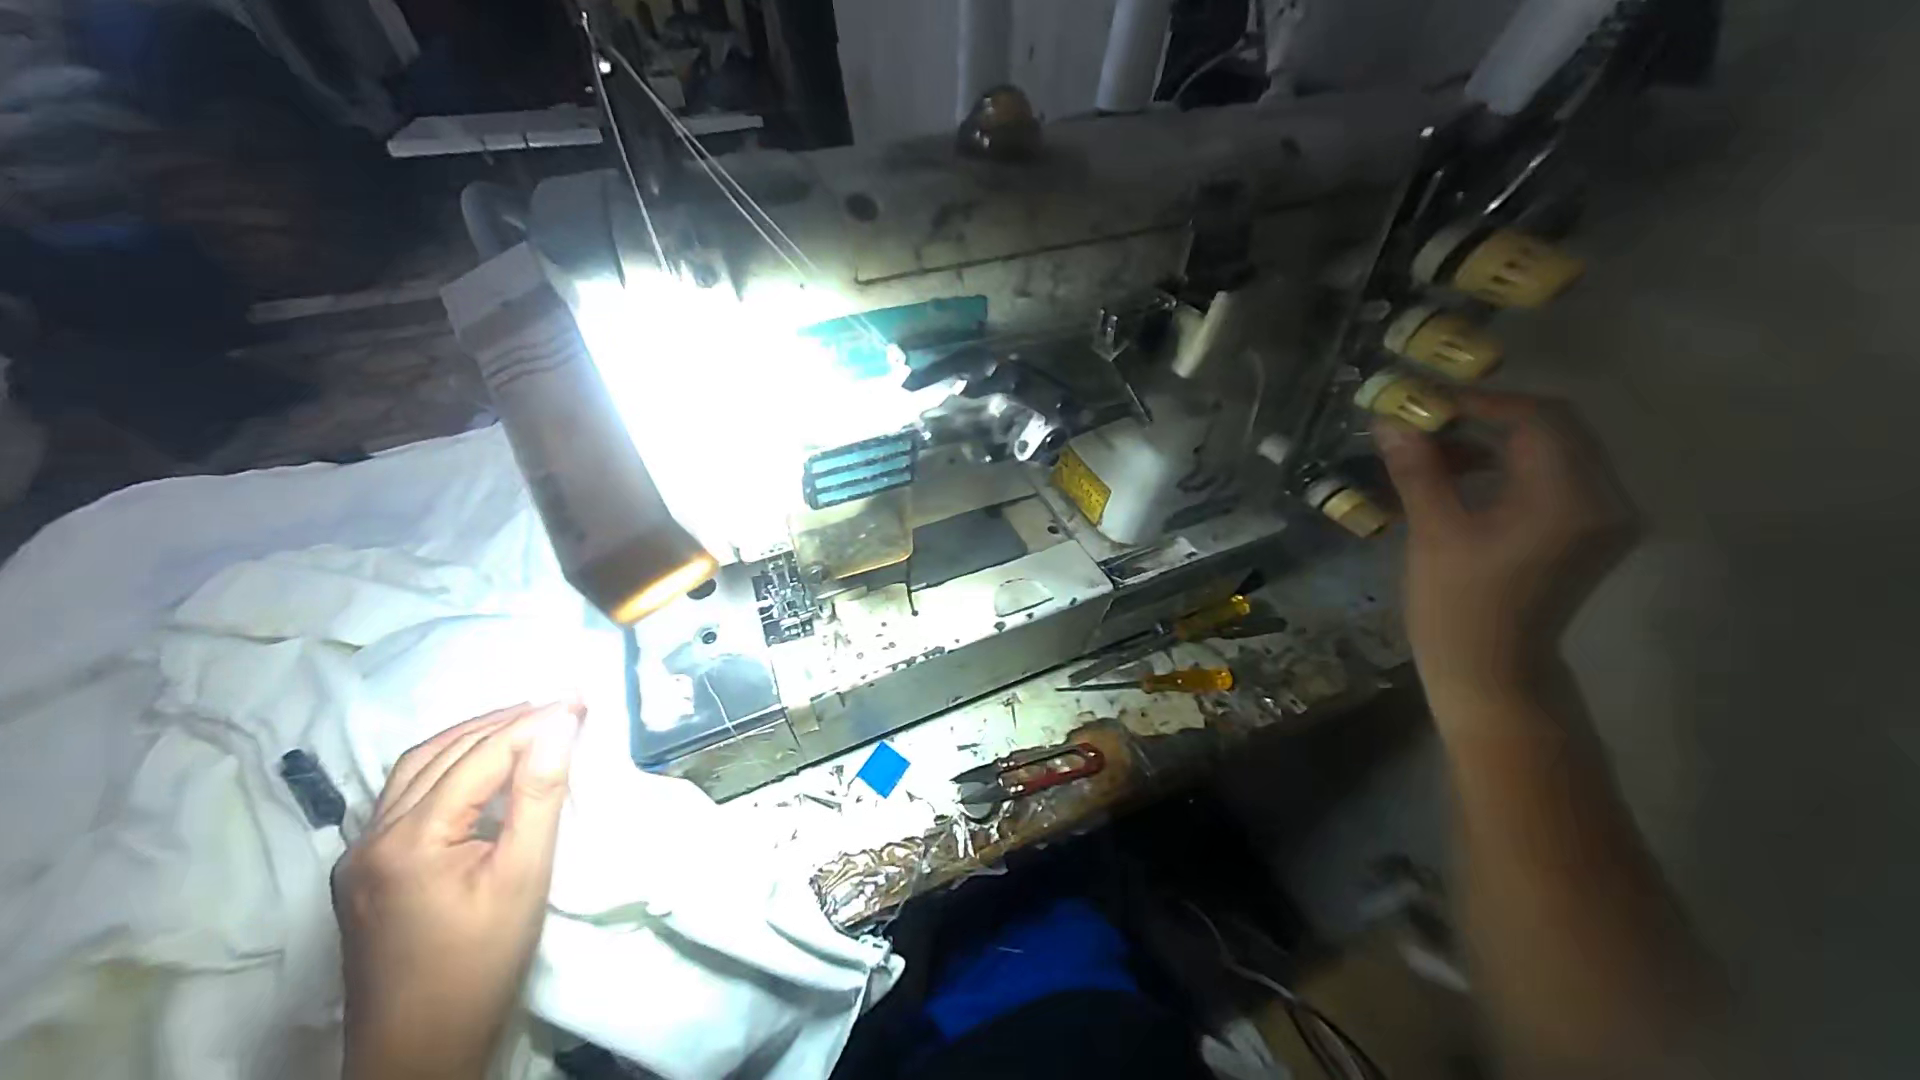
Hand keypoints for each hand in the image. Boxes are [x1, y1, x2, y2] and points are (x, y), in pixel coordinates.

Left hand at [333, 701, 583, 1079]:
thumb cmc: (482, 964)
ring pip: (416, 769)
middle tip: (560, 705)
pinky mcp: (361, 870)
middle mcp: (370, 838)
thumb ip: (540, 795)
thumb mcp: (524, 876)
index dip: (533, 722)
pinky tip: (480, 766)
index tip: (580, 698)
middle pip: (441, 754)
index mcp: (408, 840)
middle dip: (503, 721)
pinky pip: (405, 795)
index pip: (480, 757)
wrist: (418, 1050)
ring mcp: (357, 855)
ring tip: (525, 721)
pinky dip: (448, 765)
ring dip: (471, 737)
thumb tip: (561, 724)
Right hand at [1373, 392, 1631, 720]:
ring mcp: (1605, 515)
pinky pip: (1555, 475)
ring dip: (1496, 439)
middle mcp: (1606, 499)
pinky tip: (1462, 475)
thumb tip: (1391, 419)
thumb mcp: (1432, 532)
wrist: (1492, 668)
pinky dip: (1509, 465)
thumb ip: (1417, 469)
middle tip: (1429, 418)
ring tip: (1435, 449)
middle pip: (1556, 428)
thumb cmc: (1457, 606)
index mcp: (1570, 500)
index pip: (1538, 420)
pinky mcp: (1590, 528)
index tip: (1427, 400)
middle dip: (1488, 416)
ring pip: (1555, 449)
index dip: (1481, 402)